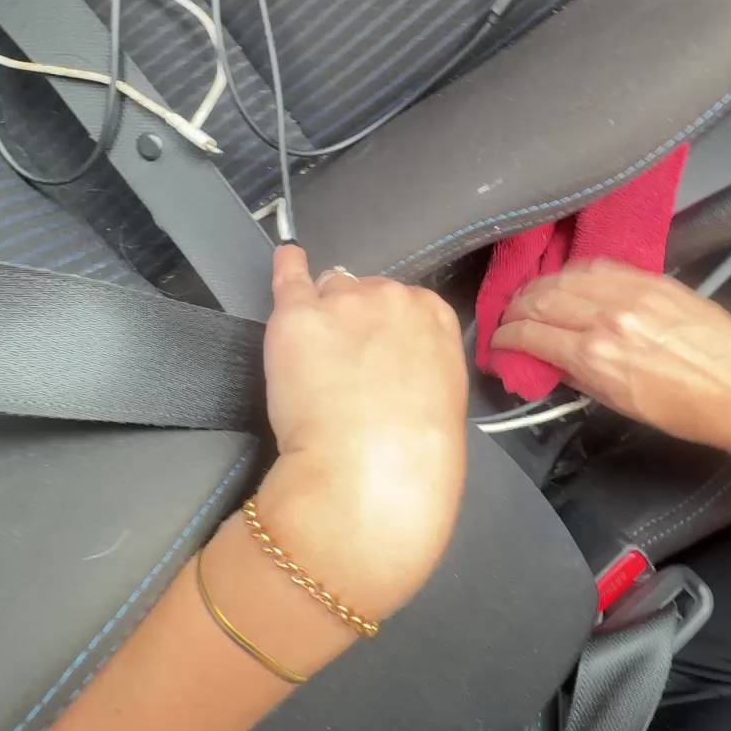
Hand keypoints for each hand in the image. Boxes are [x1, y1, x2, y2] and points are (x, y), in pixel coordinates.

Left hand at [252, 245, 467, 618]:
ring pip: (328, 293)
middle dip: (356, 320)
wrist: (372, 473)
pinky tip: (286, 257)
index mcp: (435, 316)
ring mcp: (342, 302)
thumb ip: (421, 361)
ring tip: (316, 358)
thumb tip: (394, 360)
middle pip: (365, 292)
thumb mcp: (444, 397)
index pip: (405, 303)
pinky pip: (290, 279)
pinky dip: (287, 269)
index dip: (386, 331)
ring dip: (324, 315)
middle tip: (348, 369)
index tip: (379, 358)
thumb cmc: (418, 453)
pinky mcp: (297, 317)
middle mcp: (392, 296)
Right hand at [492, 259, 730, 451]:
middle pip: (542, 299)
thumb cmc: (684, 410)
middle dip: (516, 309)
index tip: (498, 342)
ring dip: (540, 286)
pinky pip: (599, 267)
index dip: (505, 338)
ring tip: (532, 297)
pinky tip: (568, 280)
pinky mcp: (652, 279)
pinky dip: (575, 273)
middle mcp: (606, 316)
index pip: (531, 335)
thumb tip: (551, 360)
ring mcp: (630, 291)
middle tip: (508, 318)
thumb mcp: (620, 404)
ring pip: (566, 277)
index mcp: (595, 353)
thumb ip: (579, 376)